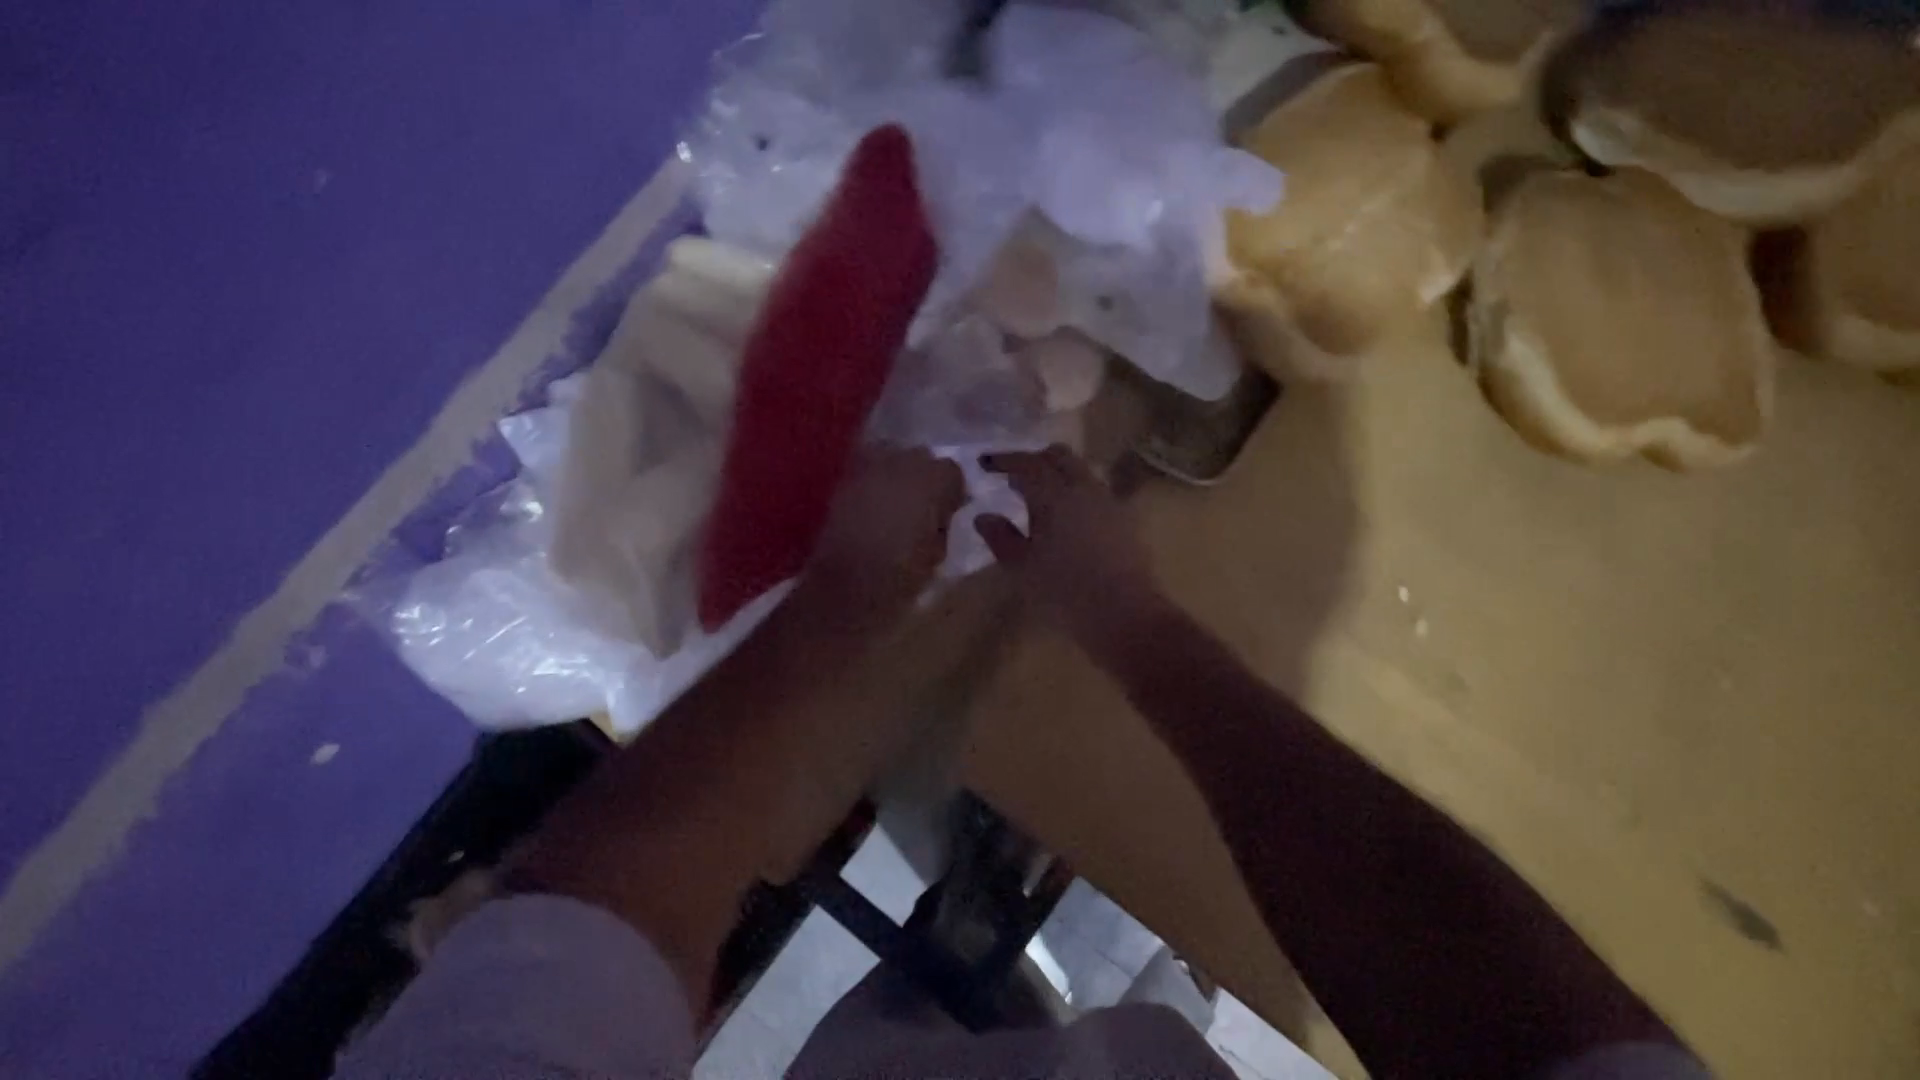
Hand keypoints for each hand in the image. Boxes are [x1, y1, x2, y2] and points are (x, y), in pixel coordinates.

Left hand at [804, 446, 965, 633]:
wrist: (848, 585)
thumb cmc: (902, 573)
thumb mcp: (937, 552)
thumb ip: (943, 523)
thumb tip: (940, 514)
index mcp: (934, 479)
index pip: (952, 472)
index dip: (951, 492)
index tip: (948, 510)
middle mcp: (902, 462)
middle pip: (921, 458)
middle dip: (924, 478)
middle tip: (922, 506)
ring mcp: (869, 468)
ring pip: (890, 459)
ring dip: (896, 477)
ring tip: (895, 504)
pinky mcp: (844, 481)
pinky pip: (865, 473)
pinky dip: (872, 485)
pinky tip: (872, 507)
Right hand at [974, 445, 1161, 640]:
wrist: (1125, 615)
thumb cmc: (1064, 593)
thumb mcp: (1023, 568)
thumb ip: (1001, 538)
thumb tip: (984, 516)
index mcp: (1055, 495)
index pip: (1028, 464)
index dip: (1005, 460)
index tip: (985, 463)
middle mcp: (1085, 489)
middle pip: (1060, 457)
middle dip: (1036, 460)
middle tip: (1015, 476)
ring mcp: (1110, 503)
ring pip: (1082, 472)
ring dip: (1060, 475)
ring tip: (1041, 497)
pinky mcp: (1126, 521)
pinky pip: (1097, 493)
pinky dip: (1077, 494)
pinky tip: (1069, 518)